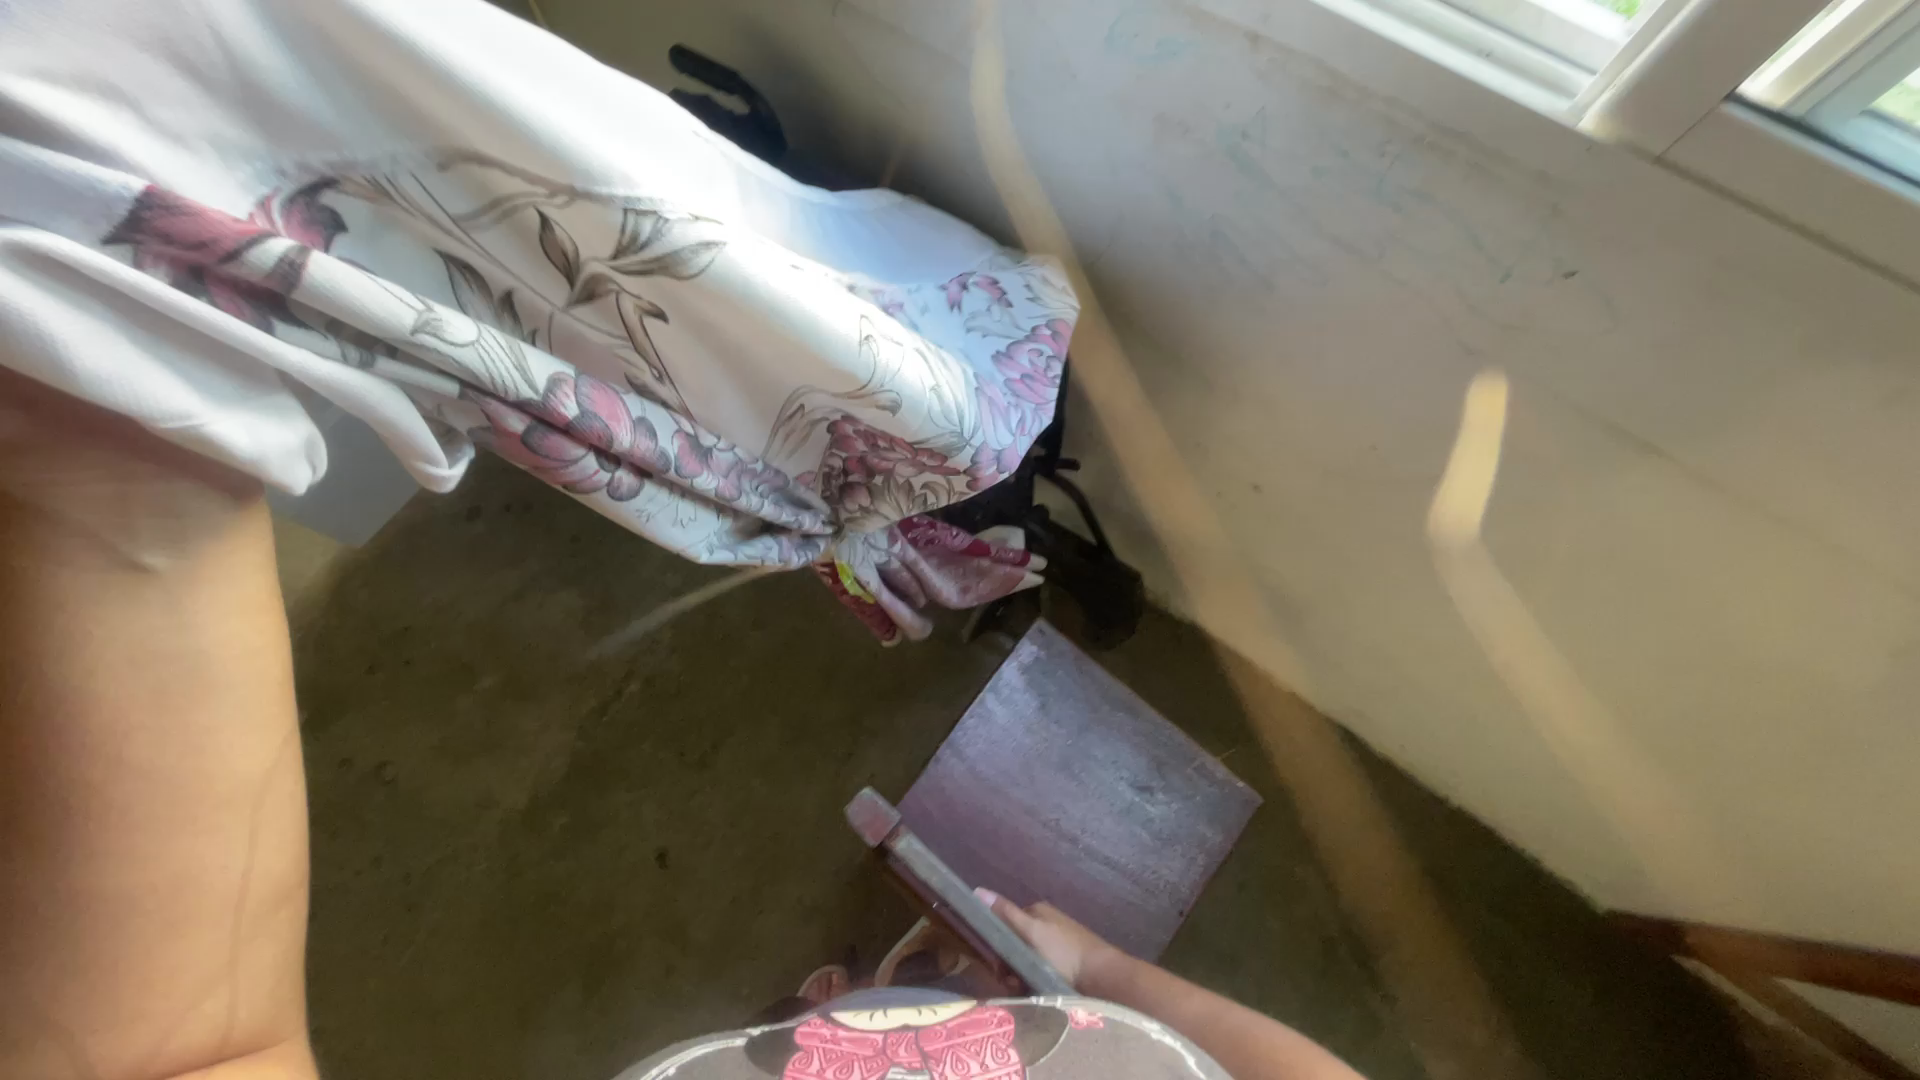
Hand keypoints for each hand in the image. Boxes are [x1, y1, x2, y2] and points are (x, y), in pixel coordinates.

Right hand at [975, 887, 1125, 990]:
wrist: (1102, 977)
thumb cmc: (1063, 952)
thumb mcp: (1031, 931)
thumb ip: (1005, 913)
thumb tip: (976, 889)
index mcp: (1037, 911)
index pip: (1005, 924)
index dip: (997, 945)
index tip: (999, 966)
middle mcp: (1046, 923)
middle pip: (1015, 943)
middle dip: (1010, 964)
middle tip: (1014, 983)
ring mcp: (1057, 943)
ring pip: (1026, 959)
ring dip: (1022, 975)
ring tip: (1027, 990)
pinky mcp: (1066, 961)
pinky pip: (1041, 969)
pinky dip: (1036, 980)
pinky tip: (1040, 991)